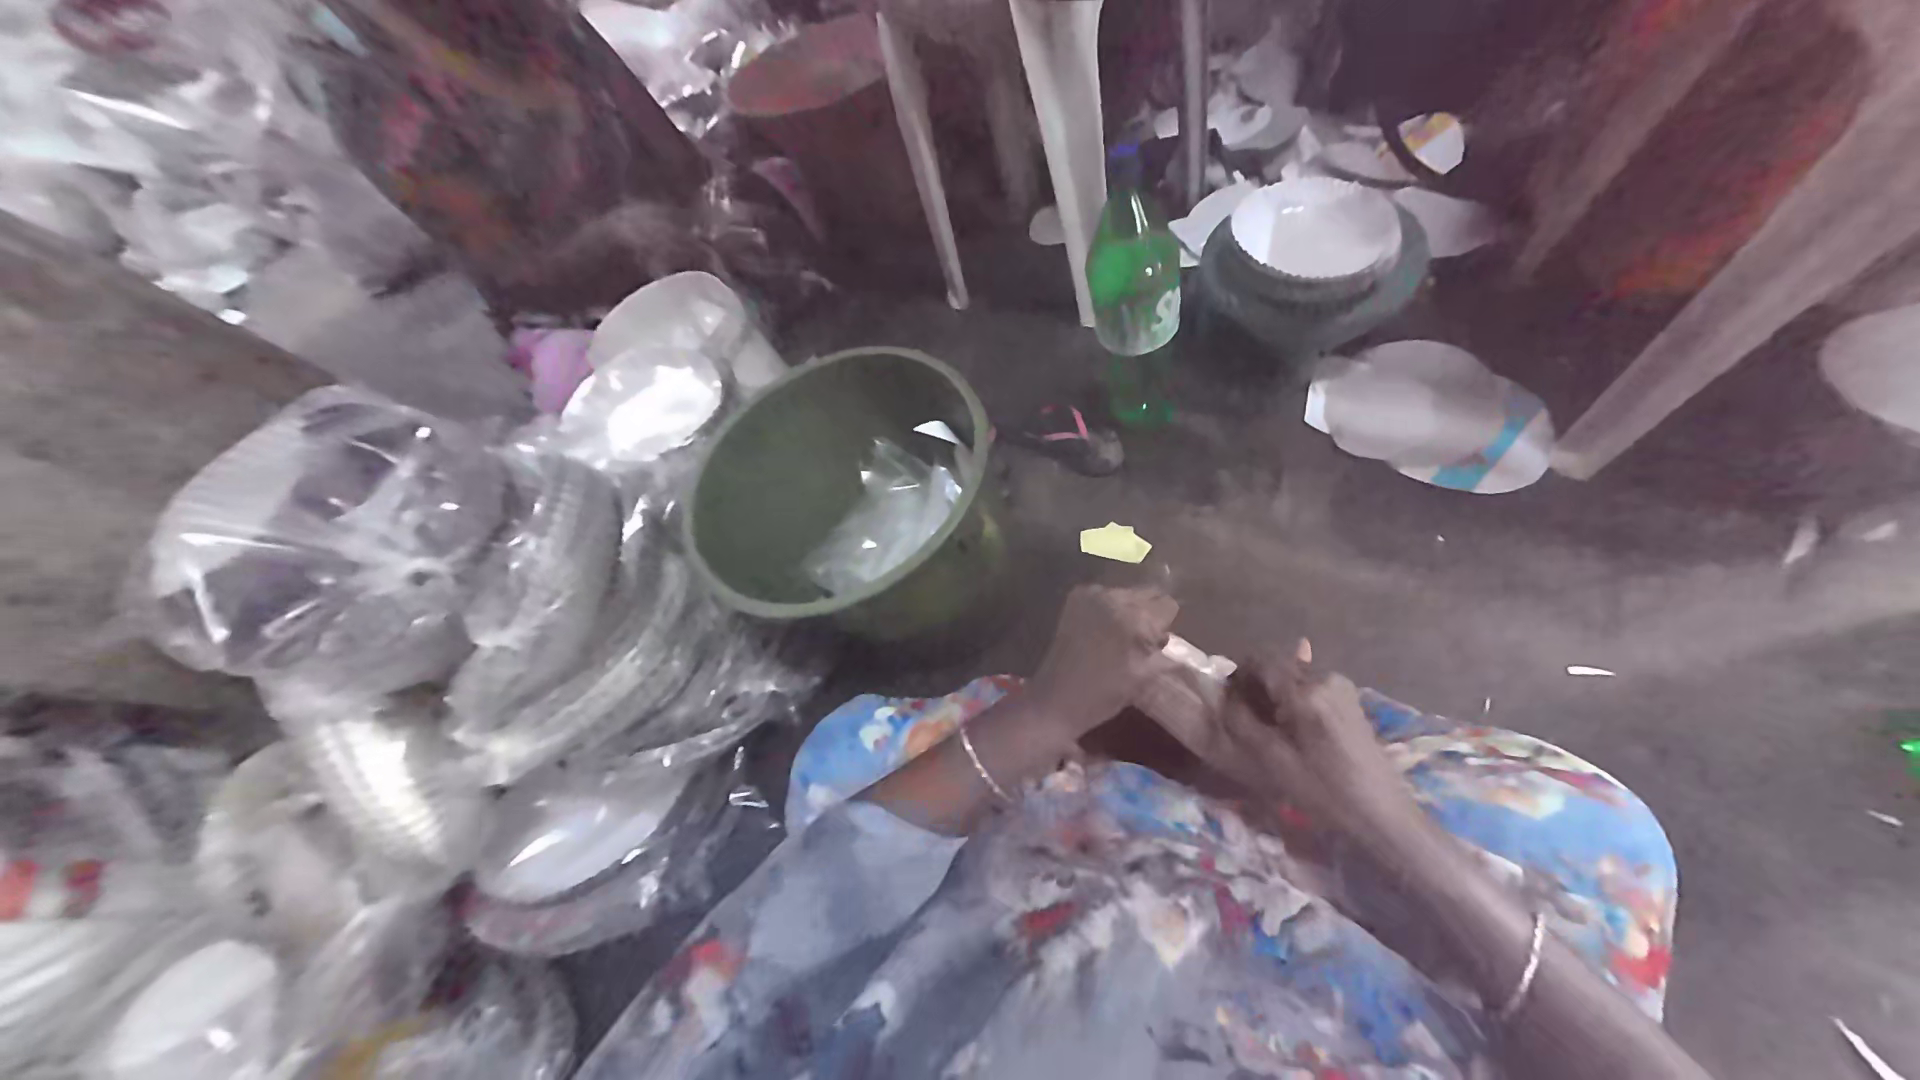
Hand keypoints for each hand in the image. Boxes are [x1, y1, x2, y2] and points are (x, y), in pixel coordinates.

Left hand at [1026, 584, 1178, 740]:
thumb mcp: (1144, 677)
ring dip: (1128, 611)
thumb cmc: (1103, 694)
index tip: (1158, 643)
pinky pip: (1105, 595)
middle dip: (1149, 615)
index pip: (1167, 605)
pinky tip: (1101, 631)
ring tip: (1118, 638)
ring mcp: (1091, 594)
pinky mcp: (1075, 598)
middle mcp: (1113, 597)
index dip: (1166, 624)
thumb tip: (1179, 646)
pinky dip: (1108, 609)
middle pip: (1147, 594)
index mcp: (1134, 617)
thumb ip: (1165, 654)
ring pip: (1126, 594)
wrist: (1055, 699)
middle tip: (1140, 642)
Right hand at [1146, 642, 1425, 850]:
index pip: (1258, 661)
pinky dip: (1295, 697)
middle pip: (1276, 664)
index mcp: (1305, 691)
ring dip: (1276, 692)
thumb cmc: (1323, 791)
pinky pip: (1310, 685)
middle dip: (1257, 685)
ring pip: (1292, 674)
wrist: (1382, 814)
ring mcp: (1342, 686)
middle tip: (1251, 720)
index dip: (1238, 678)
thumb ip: (1241, 720)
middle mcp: (1325, 678)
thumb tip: (1227, 696)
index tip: (1233, 705)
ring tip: (1276, 728)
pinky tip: (1297, 726)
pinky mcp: (1350, 698)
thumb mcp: (1271, 758)